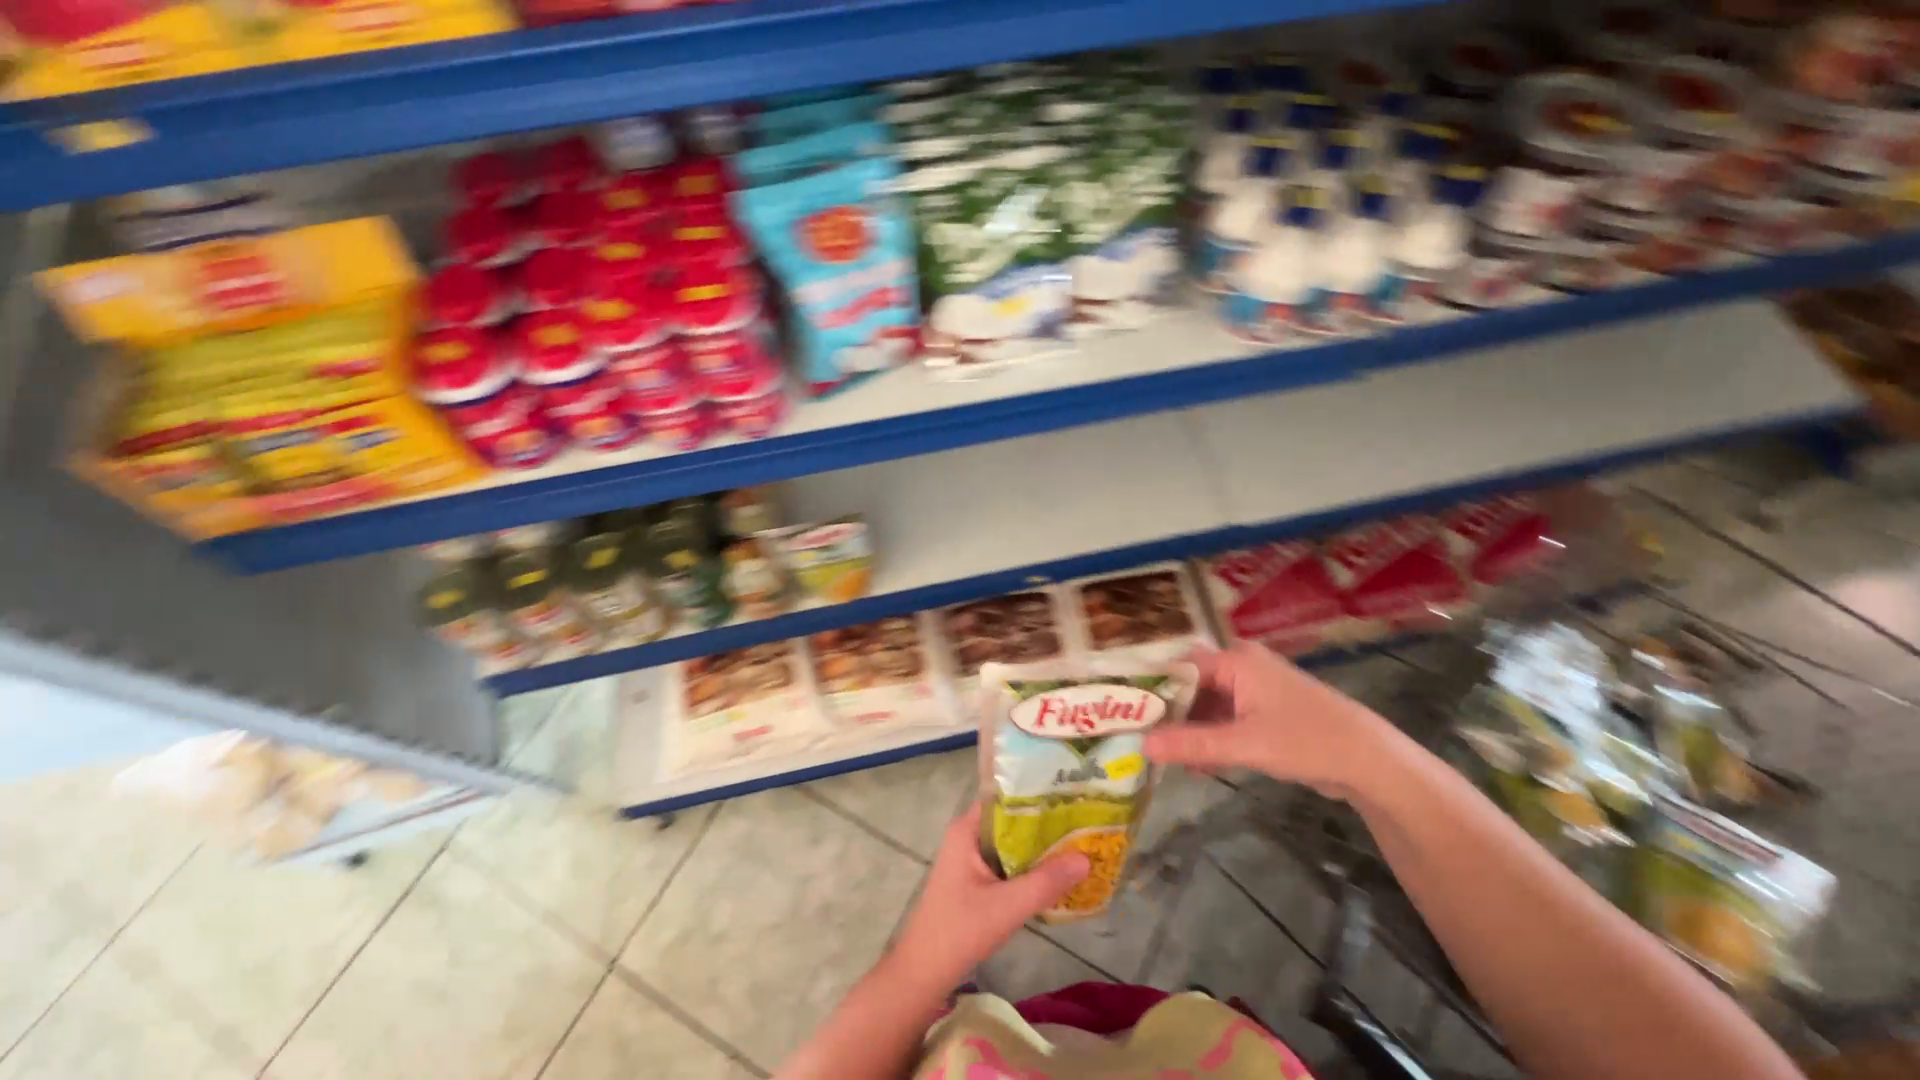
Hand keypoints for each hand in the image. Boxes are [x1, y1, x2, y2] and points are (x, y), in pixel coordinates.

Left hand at [888, 803, 1089, 987]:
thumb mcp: (1007, 906)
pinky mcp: (978, 881)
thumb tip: (1087, 857)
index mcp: (968, 829)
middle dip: (1048, 823)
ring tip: (1083, 842)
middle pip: (1014, 820)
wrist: (924, 972)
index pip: (1007, 797)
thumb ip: (1046, 881)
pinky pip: (1011, 864)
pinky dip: (1033, 867)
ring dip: (1043, 847)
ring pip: (1014, 844)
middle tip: (1088, 819)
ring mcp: (972, 859)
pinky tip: (1060, 874)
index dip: (1040, 793)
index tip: (1074, 793)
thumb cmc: (959, 931)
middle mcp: (969, 836)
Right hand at [1143, 643, 1409, 798]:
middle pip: (1190, 685)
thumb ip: (1192, 744)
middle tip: (1135, 737)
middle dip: (1167, 713)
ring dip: (1189, 731)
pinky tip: (1196, 766)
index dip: (1150, 689)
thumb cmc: (1306, 740)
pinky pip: (1225, 720)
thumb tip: (1142, 745)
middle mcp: (1242, 667)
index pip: (1178, 667)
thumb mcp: (1244, 744)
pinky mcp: (1265, 713)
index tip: (1122, 712)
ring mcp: (1255, 690)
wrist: (1368, 761)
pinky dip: (1210, 739)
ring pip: (1207, 705)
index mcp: (1236, 661)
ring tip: (1162, 758)